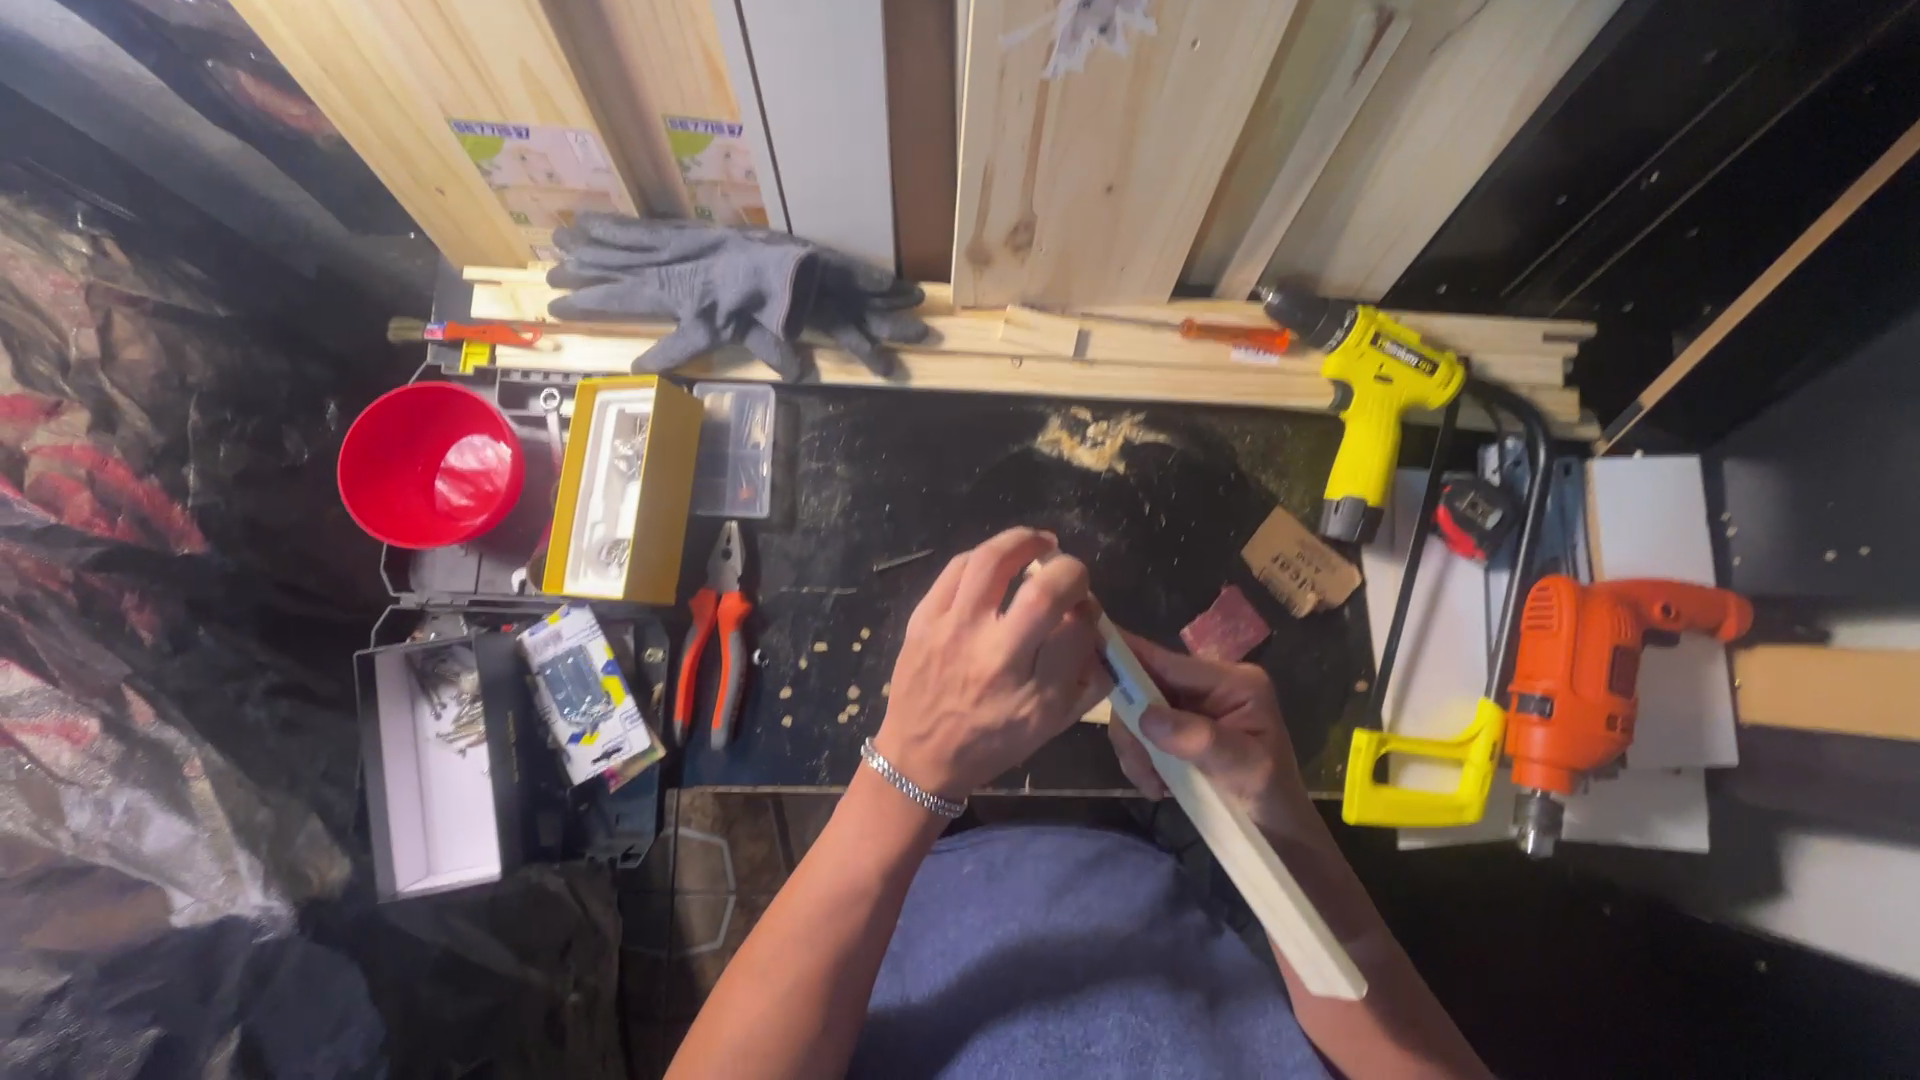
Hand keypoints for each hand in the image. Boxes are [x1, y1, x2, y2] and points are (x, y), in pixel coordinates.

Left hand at [873, 528, 1108, 800]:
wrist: (919, 757)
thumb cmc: (991, 743)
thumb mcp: (1050, 725)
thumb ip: (1086, 678)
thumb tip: (1098, 623)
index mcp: (1032, 694)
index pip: (1078, 629)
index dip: (1089, 607)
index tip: (1085, 607)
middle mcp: (994, 658)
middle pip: (1042, 591)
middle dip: (1069, 569)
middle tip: (1069, 569)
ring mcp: (953, 633)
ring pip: (992, 562)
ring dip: (1024, 541)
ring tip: (1040, 542)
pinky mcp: (923, 619)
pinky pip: (957, 568)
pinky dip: (985, 556)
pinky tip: (1000, 559)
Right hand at [1107, 632, 1315, 835]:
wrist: (1277, 833)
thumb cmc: (1271, 797)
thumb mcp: (1245, 768)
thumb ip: (1200, 740)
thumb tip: (1147, 717)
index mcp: (1233, 680)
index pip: (1168, 662)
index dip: (1127, 659)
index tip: (1088, 656)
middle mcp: (1208, 684)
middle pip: (1143, 685)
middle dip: (1133, 728)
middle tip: (1141, 769)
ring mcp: (1190, 705)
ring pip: (1136, 712)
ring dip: (1135, 750)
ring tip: (1154, 784)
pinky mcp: (1177, 726)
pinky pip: (1139, 732)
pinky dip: (1139, 759)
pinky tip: (1157, 784)